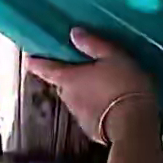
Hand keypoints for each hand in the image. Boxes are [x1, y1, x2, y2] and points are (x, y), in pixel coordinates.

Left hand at [27, 28, 158, 144]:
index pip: (47, 69)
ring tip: (99, 82)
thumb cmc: (123, 85)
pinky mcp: (91, 129)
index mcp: (70, 78)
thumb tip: (74, 32)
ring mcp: (79, 116)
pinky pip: (88, 111)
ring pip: (76, 98)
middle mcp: (68, 97)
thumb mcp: (113, 56)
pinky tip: (108, 101)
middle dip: (68, 75)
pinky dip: (94, 104)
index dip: (37, 62)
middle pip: (62, 83)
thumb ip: (93, 43)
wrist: (134, 126)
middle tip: (80, 65)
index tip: (28, 59)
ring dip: (83, 90)